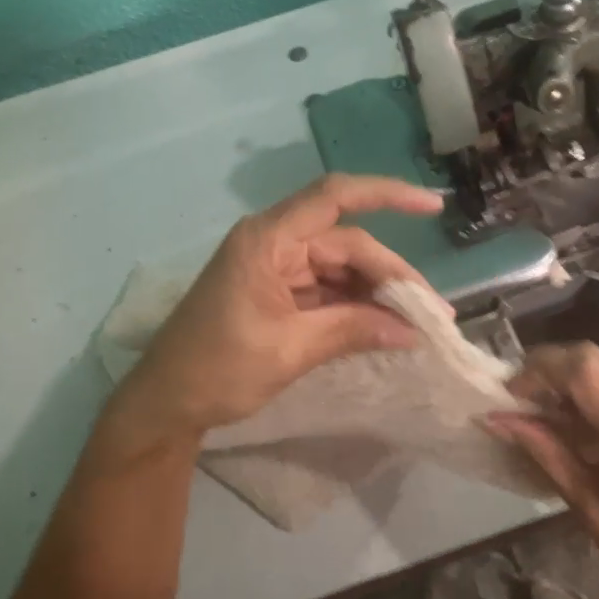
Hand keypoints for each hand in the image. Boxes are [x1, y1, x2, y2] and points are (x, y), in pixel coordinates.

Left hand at [109, 174, 444, 448]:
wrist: (165, 404)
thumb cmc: (218, 368)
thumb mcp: (290, 350)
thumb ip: (352, 330)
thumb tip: (412, 331)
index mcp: (268, 239)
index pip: (334, 197)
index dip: (386, 194)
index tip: (432, 205)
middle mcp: (274, 242)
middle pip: (346, 242)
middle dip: (391, 273)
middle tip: (433, 312)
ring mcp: (275, 267)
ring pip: (341, 266)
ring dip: (376, 291)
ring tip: (417, 323)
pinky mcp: (277, 292)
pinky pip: (327, 288)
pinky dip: (355, 306)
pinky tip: (385, 326)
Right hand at [486, 344, 598, 598]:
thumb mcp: (595, 516)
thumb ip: (550, 457)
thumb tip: (500, 421)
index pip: (585, 372)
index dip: (540, 371)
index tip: (510, 394)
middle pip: (595, 358)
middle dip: (550, 368)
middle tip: (520, 397)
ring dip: (570, 377)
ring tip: (542, 409)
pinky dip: (593, 390)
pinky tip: (577, 421)